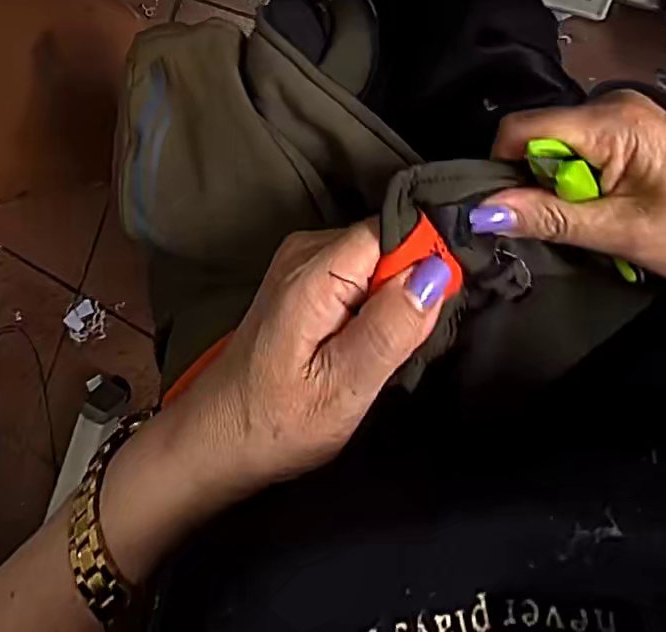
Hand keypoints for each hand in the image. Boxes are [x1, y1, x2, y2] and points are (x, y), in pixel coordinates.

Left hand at [167, 223, 449, 485]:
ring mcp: (303, 257)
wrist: (218, 437)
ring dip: (396, 292)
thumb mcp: (343, 389)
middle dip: (414, 278)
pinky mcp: (306, 274)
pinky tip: (369, 335)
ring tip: (390, 341)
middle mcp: (307, 249)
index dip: (427, 253)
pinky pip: (361, 267)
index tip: (447, 294)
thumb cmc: (275, 424)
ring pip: (378, 254)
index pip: (391, 229)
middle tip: (415, 335)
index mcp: (313, 273)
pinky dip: (377, 296)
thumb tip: (436, 272)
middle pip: (386, 239)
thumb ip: (390, 328)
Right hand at [472, 90, 665, 303]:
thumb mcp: (625, 233)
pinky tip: (620, 218)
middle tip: (581, 229)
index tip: (515, 214)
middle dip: (544, 189)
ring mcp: (631, 123)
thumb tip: (484, 211)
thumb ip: (548, 217)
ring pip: (562, 155)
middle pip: (540, 142)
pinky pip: (588, 160)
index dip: (506, 172)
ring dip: (569, 196)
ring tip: (610, 228)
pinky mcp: (640, 141)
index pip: (520, 130)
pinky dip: (590, 192)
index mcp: (613, 119)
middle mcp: (617, 108)